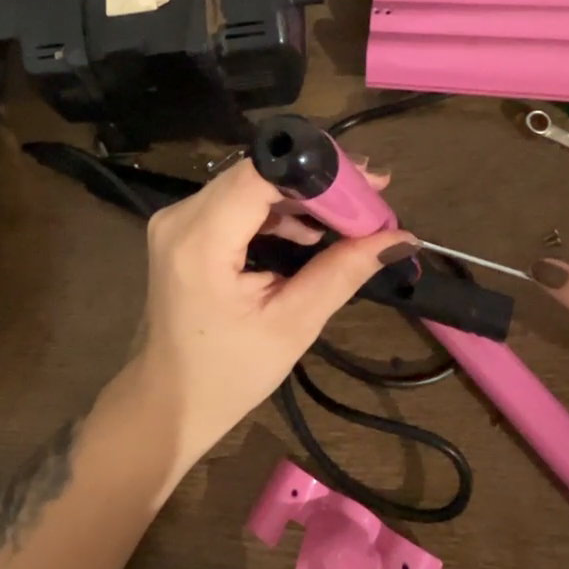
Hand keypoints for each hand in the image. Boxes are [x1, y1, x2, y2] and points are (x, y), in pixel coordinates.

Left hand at [132, 160, 416, 470]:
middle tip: (371, 196)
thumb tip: (398, 238)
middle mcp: (179, 217)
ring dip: (298, 197)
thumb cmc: (229, 373)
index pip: (259, 176)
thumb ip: (341, 272)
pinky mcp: (183, 229)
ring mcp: (176, 220)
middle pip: (254, 175)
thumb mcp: (293, 325)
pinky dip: (274, 211)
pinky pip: (234, 203)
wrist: (170, 398)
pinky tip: (309, 233)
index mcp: (199, 241)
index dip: (317, 170)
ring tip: (349, 218)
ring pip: (246, 185)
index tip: (370, 181)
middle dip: (315, 182)